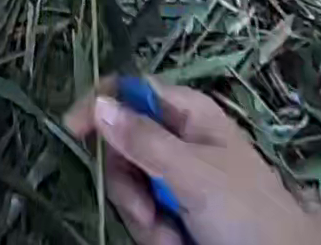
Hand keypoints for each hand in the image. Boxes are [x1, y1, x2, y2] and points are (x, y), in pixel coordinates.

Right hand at [64, 78, 320, 244]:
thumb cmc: (248, 215)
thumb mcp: (194, 176)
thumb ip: (144, 141)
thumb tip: (98, 103)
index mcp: (187, 112)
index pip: (130, 91)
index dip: (99, 103)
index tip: (72, 130)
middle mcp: (177, 138)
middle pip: (122, 142)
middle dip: (128, 183)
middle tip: (148, 212)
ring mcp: (176, 178)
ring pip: (128, 184)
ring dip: (142, 217)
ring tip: (171, 238)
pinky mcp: (176, 213)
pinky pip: (143, 214)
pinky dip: (155, 235)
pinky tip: (178, 244)